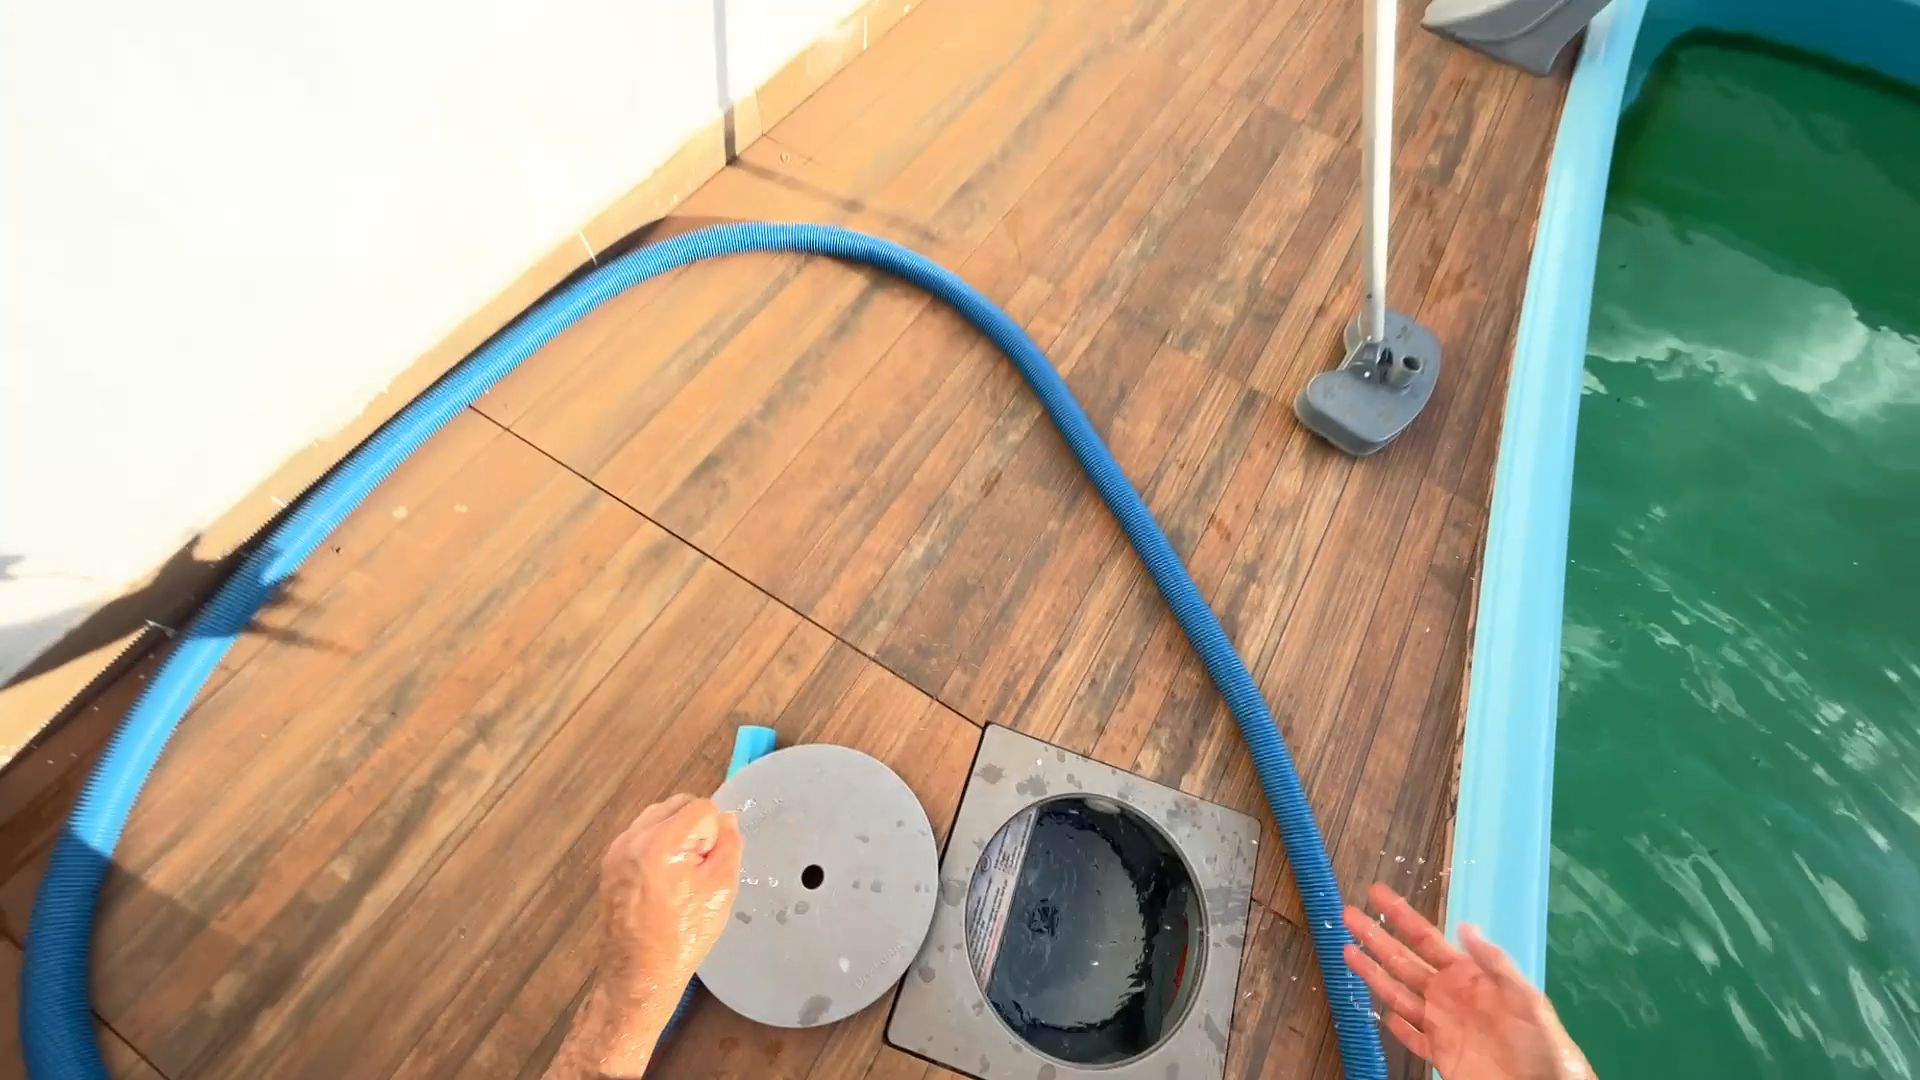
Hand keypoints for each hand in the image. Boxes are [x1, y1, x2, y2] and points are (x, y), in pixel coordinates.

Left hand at [544, 796, 742, 1079]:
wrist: (638, 979)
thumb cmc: (684, 936)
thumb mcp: (721, 889)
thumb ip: (729, 844)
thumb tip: (726, 819)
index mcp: (659, 843)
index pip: (703, 808)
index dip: (713, 835)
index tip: (706, 867)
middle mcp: (632, 839)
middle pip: (679, 804)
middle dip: (696, 828)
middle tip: (697, 867)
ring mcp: (617, 850)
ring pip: (661, 815)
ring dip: (678, 832)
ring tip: (681, 873)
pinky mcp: (610, 863)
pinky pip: (644, 833)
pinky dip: (660, 843)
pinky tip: (664, 877)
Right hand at [1343, 884, 1593, 1079]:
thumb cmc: (1546, 1051)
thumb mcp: (1528, 1003)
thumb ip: (1496, 965)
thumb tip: (1465, 926)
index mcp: (1468, 977)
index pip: (1425, 938)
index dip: (1400, 915)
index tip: (1375, 892)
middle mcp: (1449, 996)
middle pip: (1403, 961)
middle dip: (1375, 937)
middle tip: (1347, 914)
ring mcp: (1443, 1026)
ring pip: (1398, 995)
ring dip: (1373, 974)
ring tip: (1346, 951)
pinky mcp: (1442, 1057)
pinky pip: (1414, 1039)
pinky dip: (1399, 1029)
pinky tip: (1383, 1015)